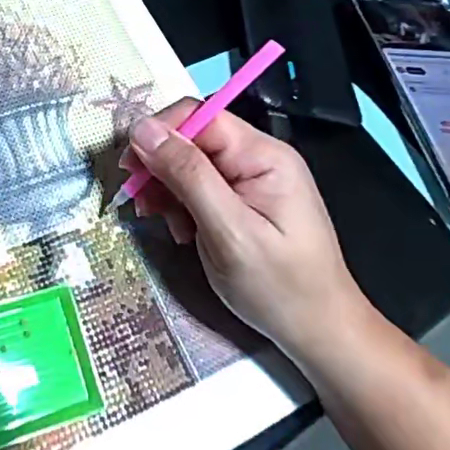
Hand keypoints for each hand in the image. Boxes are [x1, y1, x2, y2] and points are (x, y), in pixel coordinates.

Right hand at [124, 101, 369, 354]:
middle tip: (142, 203)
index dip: (160, 134)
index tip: (130, 168)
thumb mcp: (227, 232)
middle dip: (161, 166)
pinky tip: (181, 230)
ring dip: (168, 188)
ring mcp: (251, 179)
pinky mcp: (242, 201)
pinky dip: (181, 204)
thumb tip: (142, 128)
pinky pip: (200, 186)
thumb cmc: (279, 286)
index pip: (200, 117)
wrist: (319, 332)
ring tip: (163, 222)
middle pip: (193, 139)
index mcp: (262, 154)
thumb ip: (186, 175)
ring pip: (191, 163)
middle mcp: (257, 157)